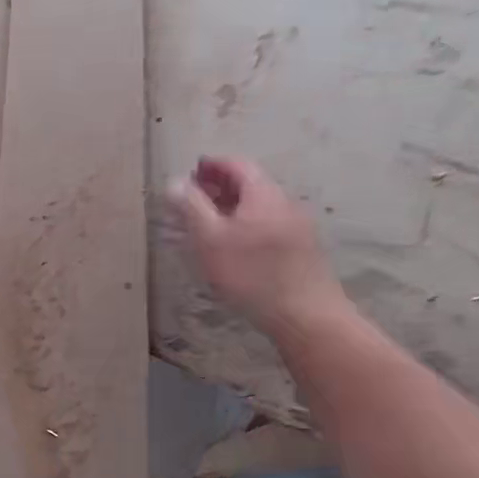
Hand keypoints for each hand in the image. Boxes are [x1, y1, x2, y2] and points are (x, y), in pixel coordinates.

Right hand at [166, 154, 347, 336]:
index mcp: (263, 195)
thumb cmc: (250, 273)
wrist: (303, 313)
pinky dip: (243, 223)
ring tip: (206, 222)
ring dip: (230, 206)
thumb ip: (191, 208)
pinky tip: (231, 244)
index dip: (214, 164)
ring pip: (257, 206)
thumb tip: (175, 182)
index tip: (192, 170)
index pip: (238, 165)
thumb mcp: (210, 239)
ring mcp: (295, 226)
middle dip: (220, 185)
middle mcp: (283, 203)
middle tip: (193, 196)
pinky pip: (265, 224)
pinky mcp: (299, 248)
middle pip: (250, 184)